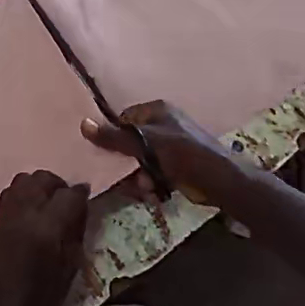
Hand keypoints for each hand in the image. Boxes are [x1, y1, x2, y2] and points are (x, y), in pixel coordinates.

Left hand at [0, 170, 89, 305]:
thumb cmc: (47, 293)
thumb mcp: (72, 262)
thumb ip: (76, 227)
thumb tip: (81, 202)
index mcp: (49, 227)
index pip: (70, 193)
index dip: (81, 194)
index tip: (85, 198)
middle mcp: (26, 212)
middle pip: (44, 178)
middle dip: (58, 186)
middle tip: (65, 201)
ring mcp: (7, 212)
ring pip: (25, 179)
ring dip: (39, 186)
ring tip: (46, 203)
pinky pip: (10, 191)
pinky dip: (23, 194)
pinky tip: (29, 211)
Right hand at [81, 100, 248, 200]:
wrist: (221, 182)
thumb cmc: (185, 154)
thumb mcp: (147, 143)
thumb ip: (115, 137)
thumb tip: (83, 124)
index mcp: (157, 111)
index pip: (123, 119)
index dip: (114, 136)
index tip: (107, 154)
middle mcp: (162, 125)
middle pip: (130, 143)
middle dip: (128, 164)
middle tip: (131, 178)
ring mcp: (170, 147)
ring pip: (139, 162)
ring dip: (139, 178)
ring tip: (147, 189)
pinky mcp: (175, 167)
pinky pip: (152, 174)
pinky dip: (151, 185)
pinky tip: (154, 194)